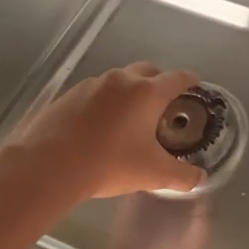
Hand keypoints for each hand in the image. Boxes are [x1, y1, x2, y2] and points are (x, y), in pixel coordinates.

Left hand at [10, 63, 207, 200]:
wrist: (49, 165)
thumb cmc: (110, 164)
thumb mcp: (153, 174)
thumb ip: (182, 175)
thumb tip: (199, 177)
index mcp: (148, 93)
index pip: (178, 77)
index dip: (190, 81)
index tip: (195, 87)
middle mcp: (122, 80)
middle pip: (148, 70)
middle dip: (159, 82)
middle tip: (162, 105)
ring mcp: (92, 85)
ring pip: (119, 81)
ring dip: (129, 93)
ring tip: (128, 119)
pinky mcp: (68, 95)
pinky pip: (95, 93)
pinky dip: (104, 103)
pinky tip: (98, 127)